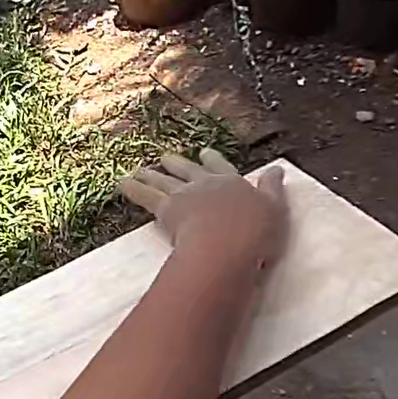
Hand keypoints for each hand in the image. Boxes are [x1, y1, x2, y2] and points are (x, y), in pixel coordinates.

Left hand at [119, 148, 287, 270]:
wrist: (228, 246)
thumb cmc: (255, 232)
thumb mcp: (274, 209)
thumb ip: (272, 189)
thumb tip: (276, 169)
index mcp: (233, 183)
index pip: (222, 167)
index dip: (214, 160)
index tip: (205, 152)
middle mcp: (207, 184)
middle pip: (189, 170)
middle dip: (178, 163)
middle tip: (165, 157)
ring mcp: (185, 195)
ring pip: (164, 180)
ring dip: (151, 174)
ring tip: (138, 169)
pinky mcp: (166, 209)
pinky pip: (145, 195)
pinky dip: (133, 188)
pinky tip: (121, 182)